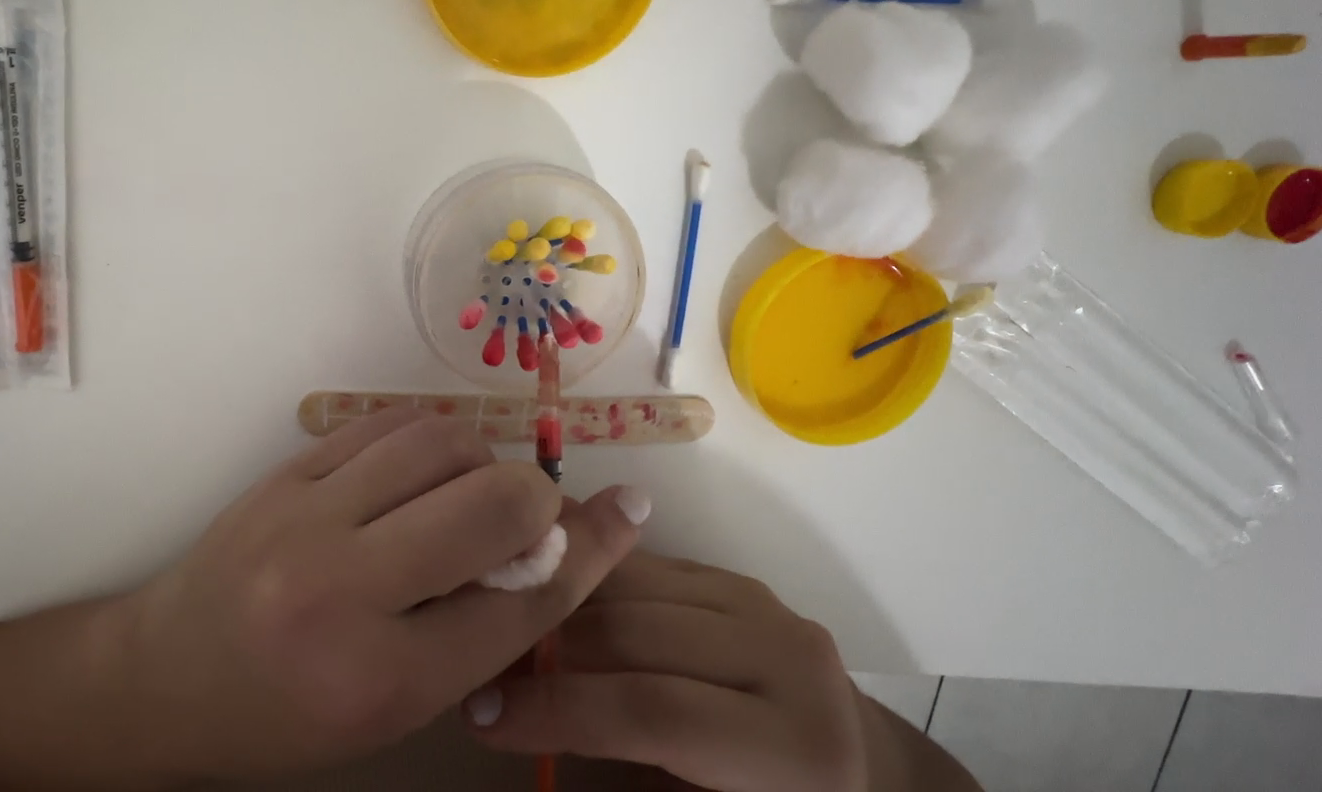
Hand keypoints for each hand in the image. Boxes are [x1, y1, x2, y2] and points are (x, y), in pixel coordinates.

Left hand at [112, 406, 647, 781]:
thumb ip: (476, 632)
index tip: (626, 512)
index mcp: (382, 677)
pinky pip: (382, 424)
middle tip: (530, 512)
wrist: (168, 674)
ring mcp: (306, 516)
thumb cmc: (287, 713)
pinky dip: (426, 436)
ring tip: (471, 486)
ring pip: (441, 442)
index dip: (587, 551)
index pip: (521, 602)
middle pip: (492, 504)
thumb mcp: (390, 706)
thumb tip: (558, 545)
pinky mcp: (284, 472)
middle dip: (537, 499)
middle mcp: (344, 587)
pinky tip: (426, 463)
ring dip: (481, 457)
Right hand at [466, 550, 867, 791]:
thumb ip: (622, 775)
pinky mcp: (730, 578)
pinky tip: (541, 592)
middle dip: (543, 649)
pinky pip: (638, 567)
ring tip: (502, 629)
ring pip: (627, 582)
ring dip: (554, 603)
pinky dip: (582, 581)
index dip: (558, 711)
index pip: (653, 711)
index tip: (481, 716)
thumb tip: (513, 720)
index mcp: (793, 745)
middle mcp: (783, 655)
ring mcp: (757, 602)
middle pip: (632, 631)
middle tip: (478, 668)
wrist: (860, 774)